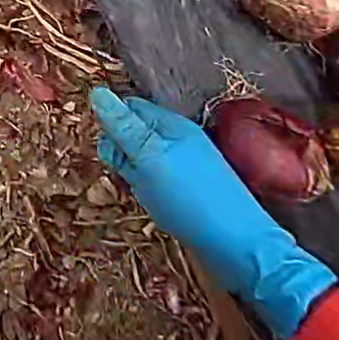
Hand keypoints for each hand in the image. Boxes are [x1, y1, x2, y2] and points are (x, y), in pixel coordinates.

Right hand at [91, 86, 336, 337]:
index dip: (112, 124)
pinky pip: (157, 179)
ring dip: (134, 174)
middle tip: (130, 176)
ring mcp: (186, 164)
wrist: (241, 247)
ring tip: (144, 193)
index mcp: (170, 124)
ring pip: (143, 159)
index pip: (129, 107)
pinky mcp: (190, 189)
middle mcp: (179, 139)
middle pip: (134, 132)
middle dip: (121, 151)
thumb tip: (97, 92)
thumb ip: (123, 127)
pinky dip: (148, 189)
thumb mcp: (149, 159)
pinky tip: (155, 205)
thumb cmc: (190, 198)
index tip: (109, 151)